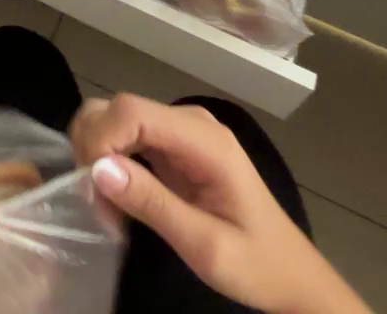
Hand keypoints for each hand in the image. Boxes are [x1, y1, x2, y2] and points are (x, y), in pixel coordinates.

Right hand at [72, 95, 367, 313]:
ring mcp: (179, 131)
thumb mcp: (206, 246)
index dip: (101, 138)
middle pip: (118, 108)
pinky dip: (109, 161)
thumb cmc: (257, 265)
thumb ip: (152, 204)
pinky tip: (117, 197)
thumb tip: (97, 168)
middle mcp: (189, 122)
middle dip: (94, 148)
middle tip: (96, 202)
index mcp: (205, 140)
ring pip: (114, 118)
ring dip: (98, 156)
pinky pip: (125, 136)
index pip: (131, 111)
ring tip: (107, 205)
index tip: (92, 186)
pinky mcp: (171, 145)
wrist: (294, 279)